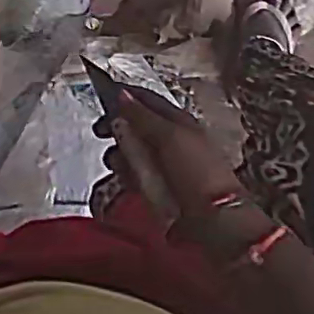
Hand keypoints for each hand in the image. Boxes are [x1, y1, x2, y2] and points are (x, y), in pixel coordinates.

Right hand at [101, 82, 247, 218]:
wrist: (213, 220)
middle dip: (116, 127)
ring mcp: (163, 163)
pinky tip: (126, 177)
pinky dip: (126, 172)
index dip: (124, 95)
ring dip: (119, 152)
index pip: (147, 99)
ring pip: (130, 149)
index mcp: (178, 121)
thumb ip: (141, 115)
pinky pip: (133, 171)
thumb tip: (120, 93)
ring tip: (116, 161)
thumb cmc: (194, 170)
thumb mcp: (168, 135)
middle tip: (100, 132)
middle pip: (135, 124)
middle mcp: (170, 139)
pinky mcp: (157, 186)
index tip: (100, 94)